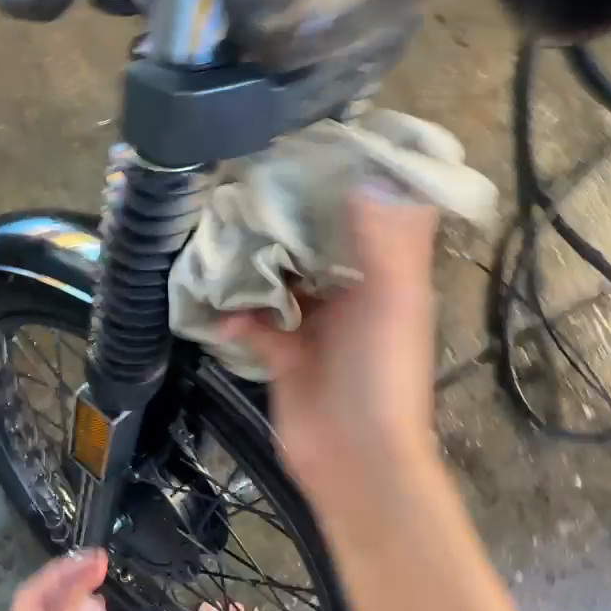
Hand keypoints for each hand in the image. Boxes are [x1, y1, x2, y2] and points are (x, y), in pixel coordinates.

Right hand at [221, 188, 442, 497]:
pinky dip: (236, 318)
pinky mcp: (284, 356)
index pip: (364, 219)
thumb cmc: (380, 376)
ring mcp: (315, 327)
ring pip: (280, 283)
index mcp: (385, 278)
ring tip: (218, 237)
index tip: (304, 152)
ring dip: (253, 267)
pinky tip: (218, 313)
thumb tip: (368, 176)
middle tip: (242, 189)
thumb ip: (383, 241)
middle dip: (283, 224)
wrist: (354, 457)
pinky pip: (255, 326)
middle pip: (315, 248)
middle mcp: (351, 296)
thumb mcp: (391, 301)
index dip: (340, 188)